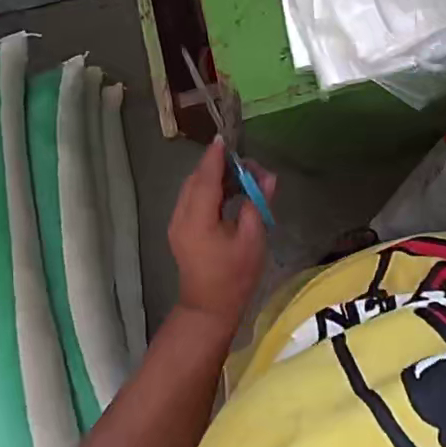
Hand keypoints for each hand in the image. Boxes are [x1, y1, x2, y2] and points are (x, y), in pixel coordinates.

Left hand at [167, 139, 275, 331]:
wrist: (210, 308)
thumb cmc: (235, 276)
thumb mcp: (253, 239)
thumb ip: (258, 204)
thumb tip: (267, 177)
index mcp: (198, 220)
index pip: (205, 179)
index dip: (216, 158)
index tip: (225, 138)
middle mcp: (181, 218)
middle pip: (196, 180)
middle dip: (218, 165)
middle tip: (246, 162)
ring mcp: (177, 224)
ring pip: (193, 188)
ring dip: (214, 177)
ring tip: (242, 175)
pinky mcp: (181, 229)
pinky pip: (193, 199)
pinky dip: (210, 189)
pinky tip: (230, 191)